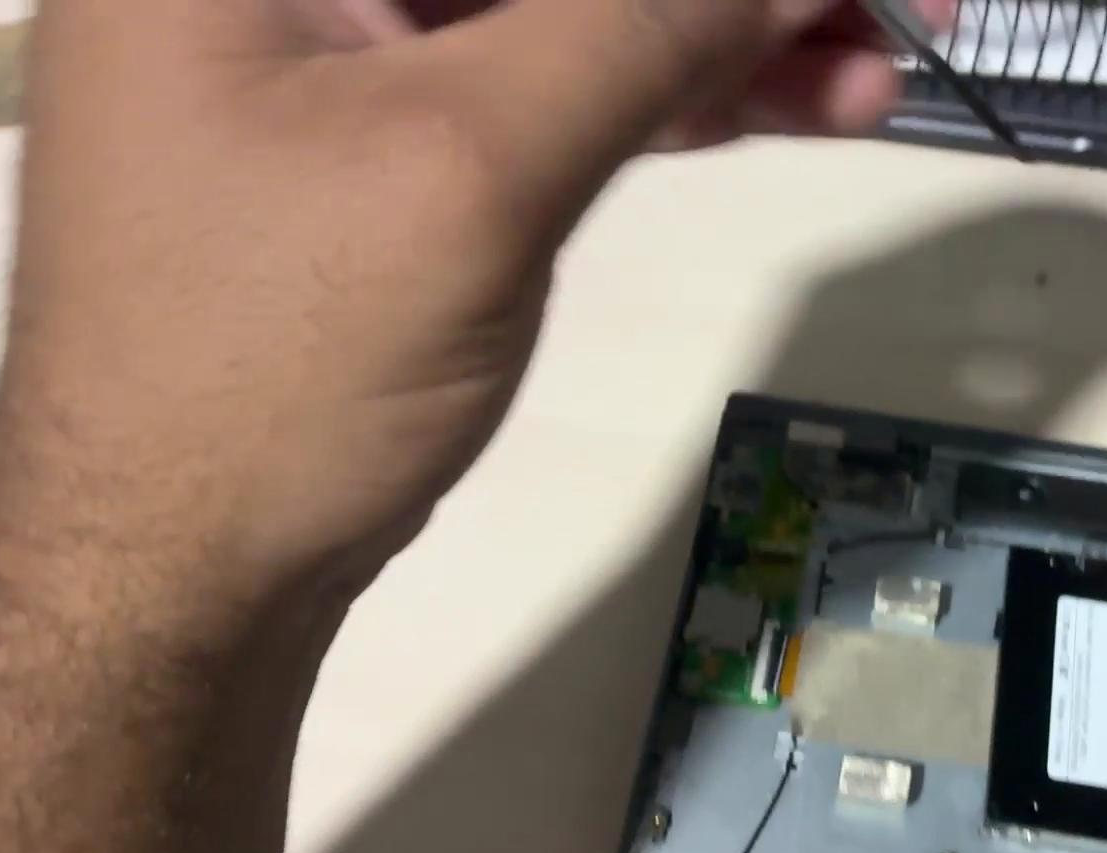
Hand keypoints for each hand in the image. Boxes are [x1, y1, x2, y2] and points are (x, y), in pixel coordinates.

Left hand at [0, 0, 935, 616]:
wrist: (209, 545)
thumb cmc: (291, 360)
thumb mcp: (471, 168)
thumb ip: (631, 32)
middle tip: (897, 12)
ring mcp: (380, 48)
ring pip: (596, 19)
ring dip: (738, 47)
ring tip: (874, 77)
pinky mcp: (441, 145)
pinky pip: (586, 94)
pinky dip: (688, 104)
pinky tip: (790, 108)